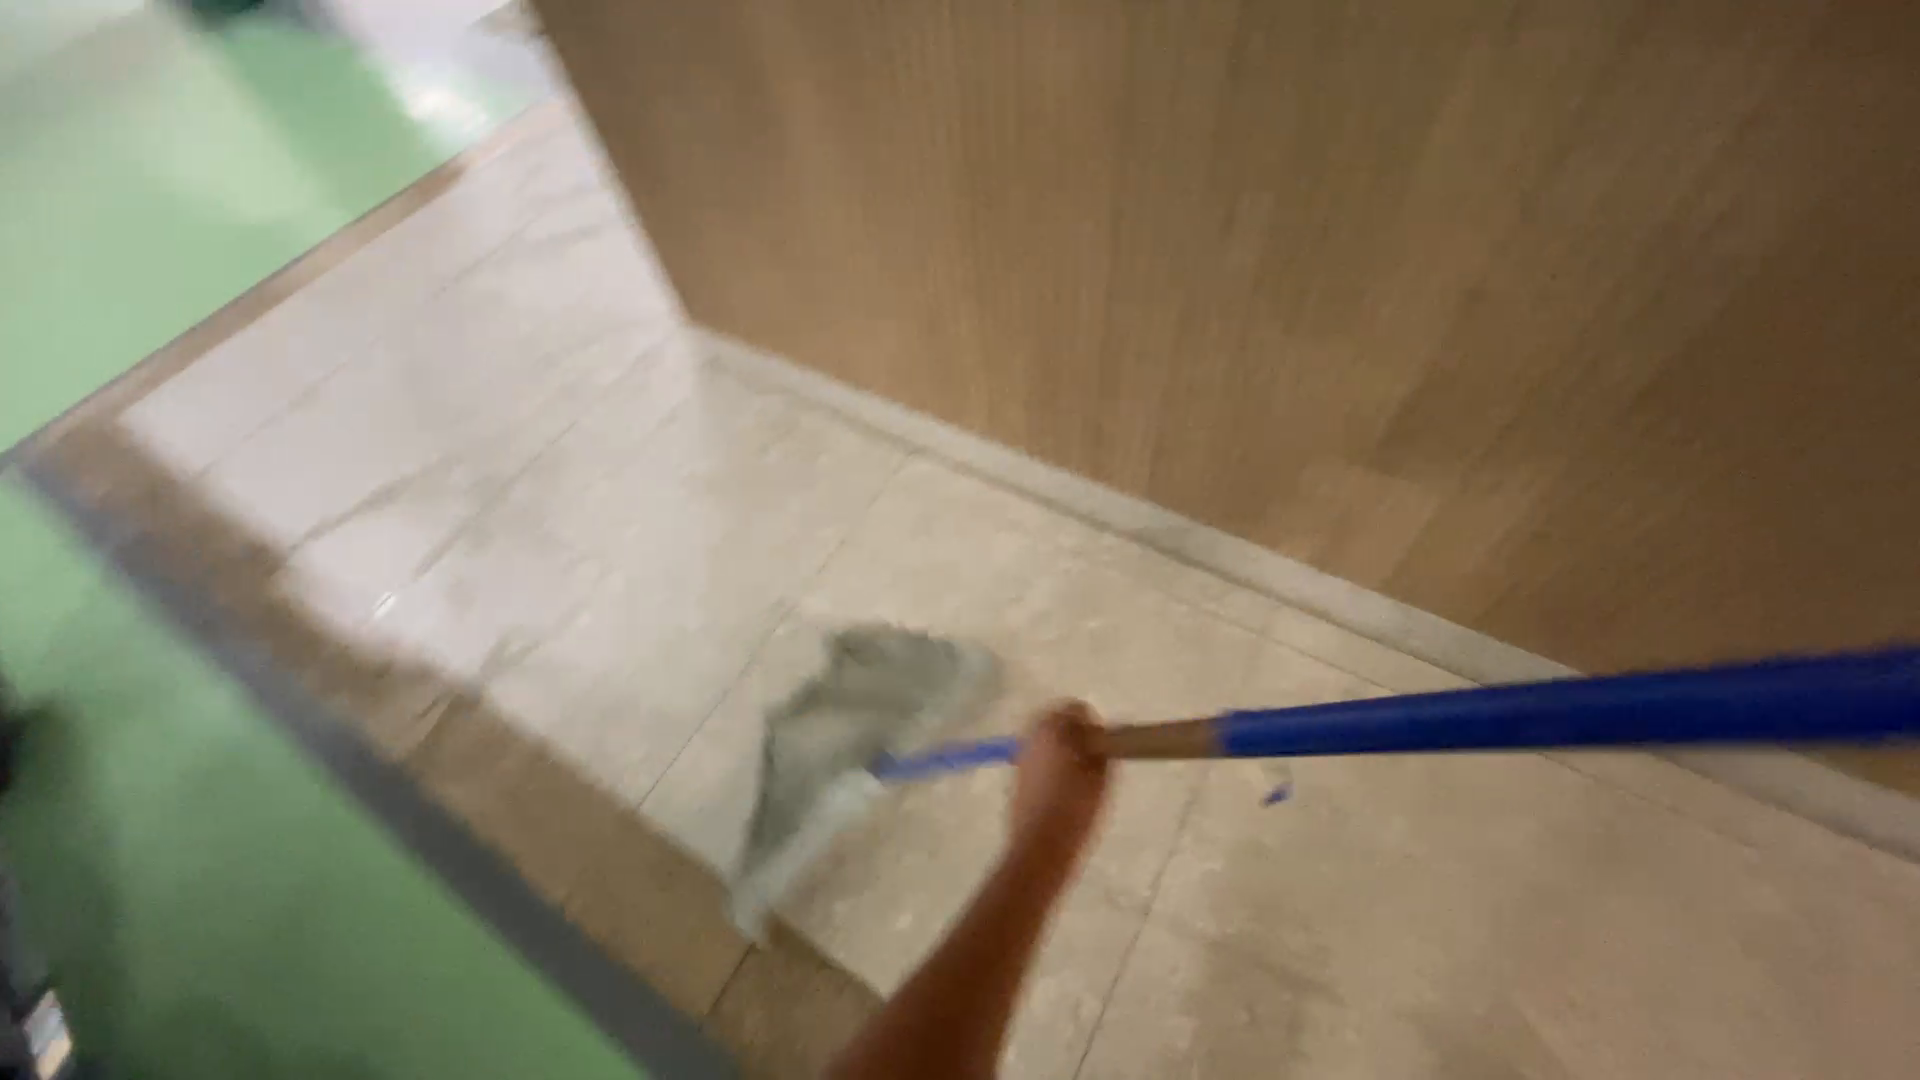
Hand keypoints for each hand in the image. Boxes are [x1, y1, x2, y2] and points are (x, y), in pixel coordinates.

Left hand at [1008, 701, 1111, 872]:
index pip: (1075, 707)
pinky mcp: (1016, 773)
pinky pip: (1036, 755)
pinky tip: (1062, 785)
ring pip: (1045, 737)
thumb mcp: (1100, 778)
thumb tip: (1099, 735)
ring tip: (1078, 772)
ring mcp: (1021, 753)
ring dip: (1060, 745)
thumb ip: (1101, 749)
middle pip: (1055, 719)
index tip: (1102, 743)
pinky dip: (1049, 760)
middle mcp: (1032, 735)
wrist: (1040, 845)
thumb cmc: (1075, 809)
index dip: (1091, 723)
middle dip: (1073, 731)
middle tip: (1092, 755)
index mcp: (1053, 729)